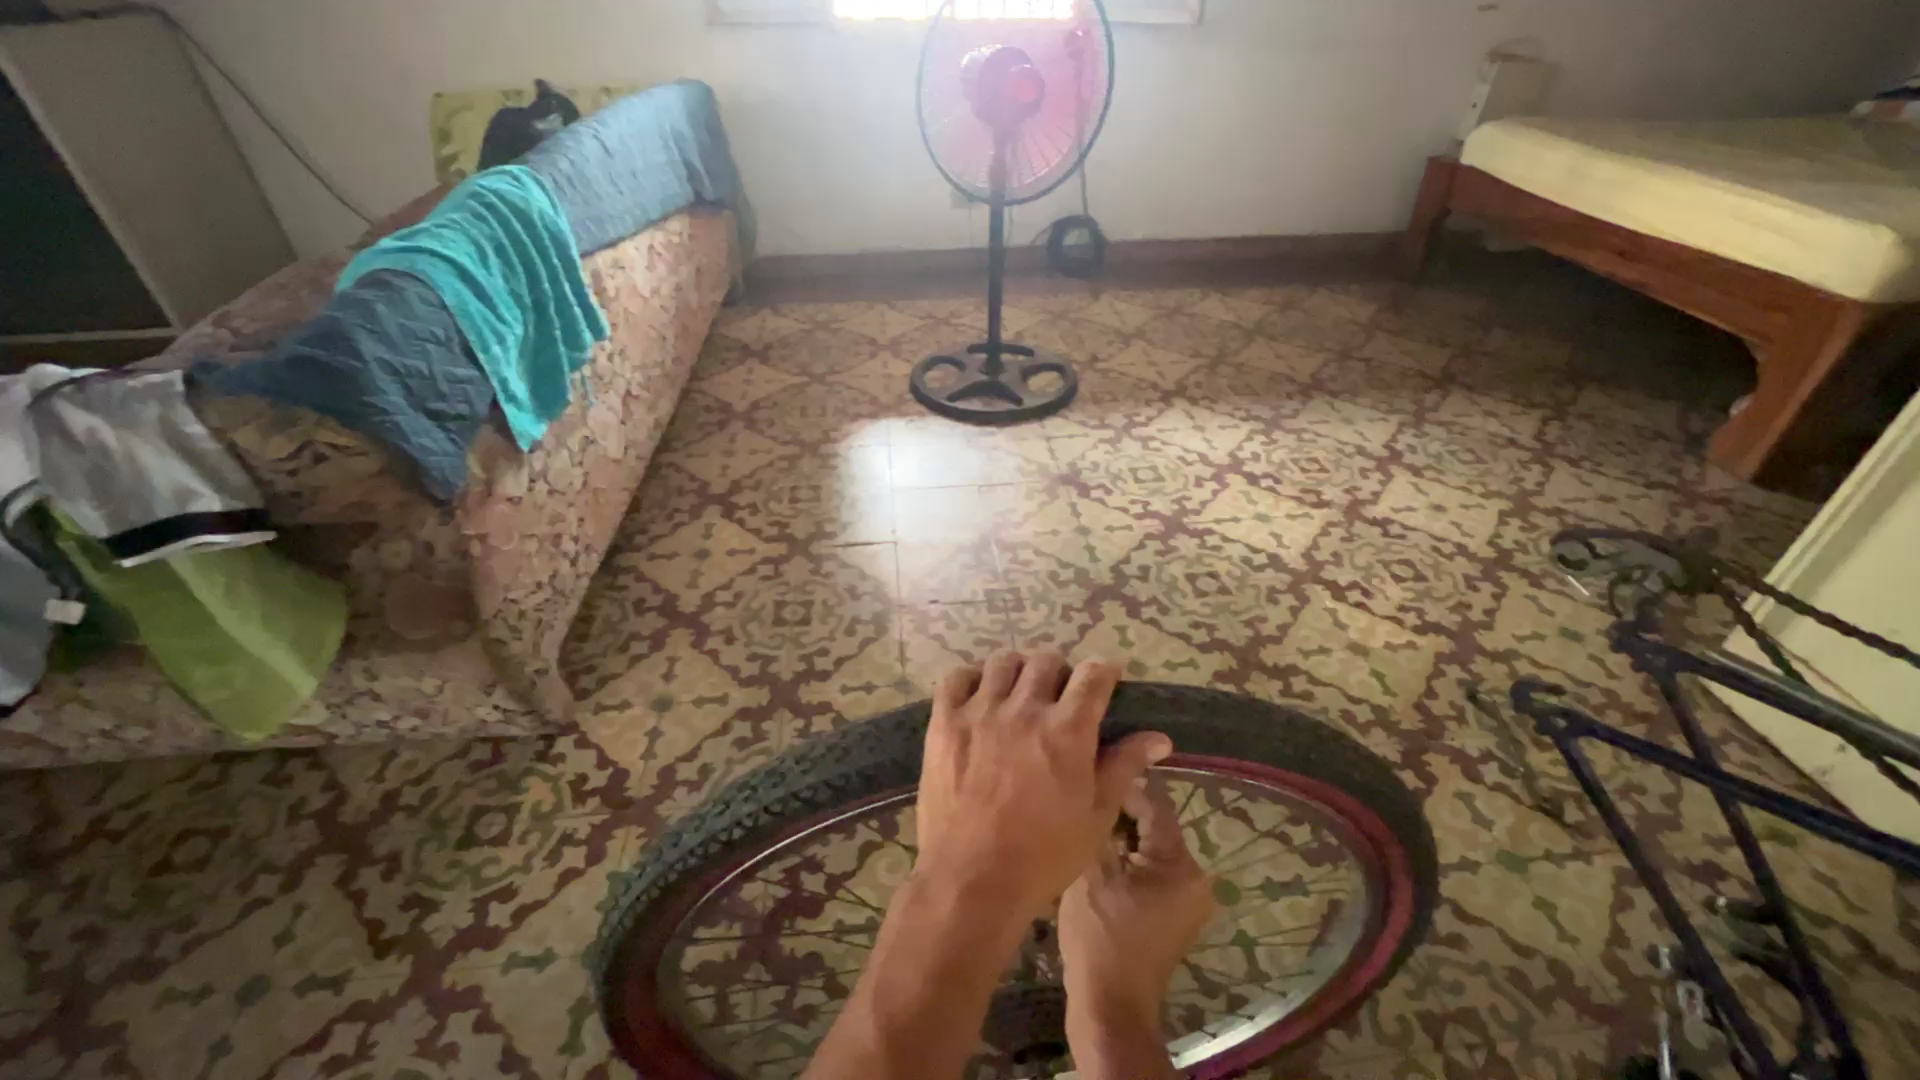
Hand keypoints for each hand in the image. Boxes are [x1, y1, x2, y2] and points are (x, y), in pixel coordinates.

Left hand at [913, 650, 1172, 922]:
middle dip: (1061, 672)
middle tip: (1060, 695)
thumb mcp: (1096, 816)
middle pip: (1046, 661)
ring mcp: (980, 712)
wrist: (971, 880)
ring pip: (1003, 662)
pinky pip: (956, 678)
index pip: (1093, 675)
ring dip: (1018, 671)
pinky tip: (980, 698)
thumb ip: (1124, 766)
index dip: (1105, 670)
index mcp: (1068, 731)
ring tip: (1019, 694)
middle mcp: (1025, 709)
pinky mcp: (945, 723)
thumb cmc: (1044, 856)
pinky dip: (972, 679)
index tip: (1107, 677)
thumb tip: (1159, 737)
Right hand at [1059, 777, 1217, 1037]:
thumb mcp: (1092, 875)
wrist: (1111, 1007)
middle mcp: (1195, 877)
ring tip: (1087, 820)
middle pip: (1155, 825)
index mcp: (1181, 865)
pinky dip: (1128, 858)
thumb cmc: (1100, 938)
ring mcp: (1187, 898)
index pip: (1155, 804)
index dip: (1123, 784)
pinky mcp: (1174, 912)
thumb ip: (1101, 826)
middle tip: (1084, 797)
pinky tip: (1098, 852)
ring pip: (1151, 846)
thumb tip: (1102, 787)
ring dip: (1122, 834)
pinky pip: (1151, 869)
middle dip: (1121, 810)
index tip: (1092, 771)